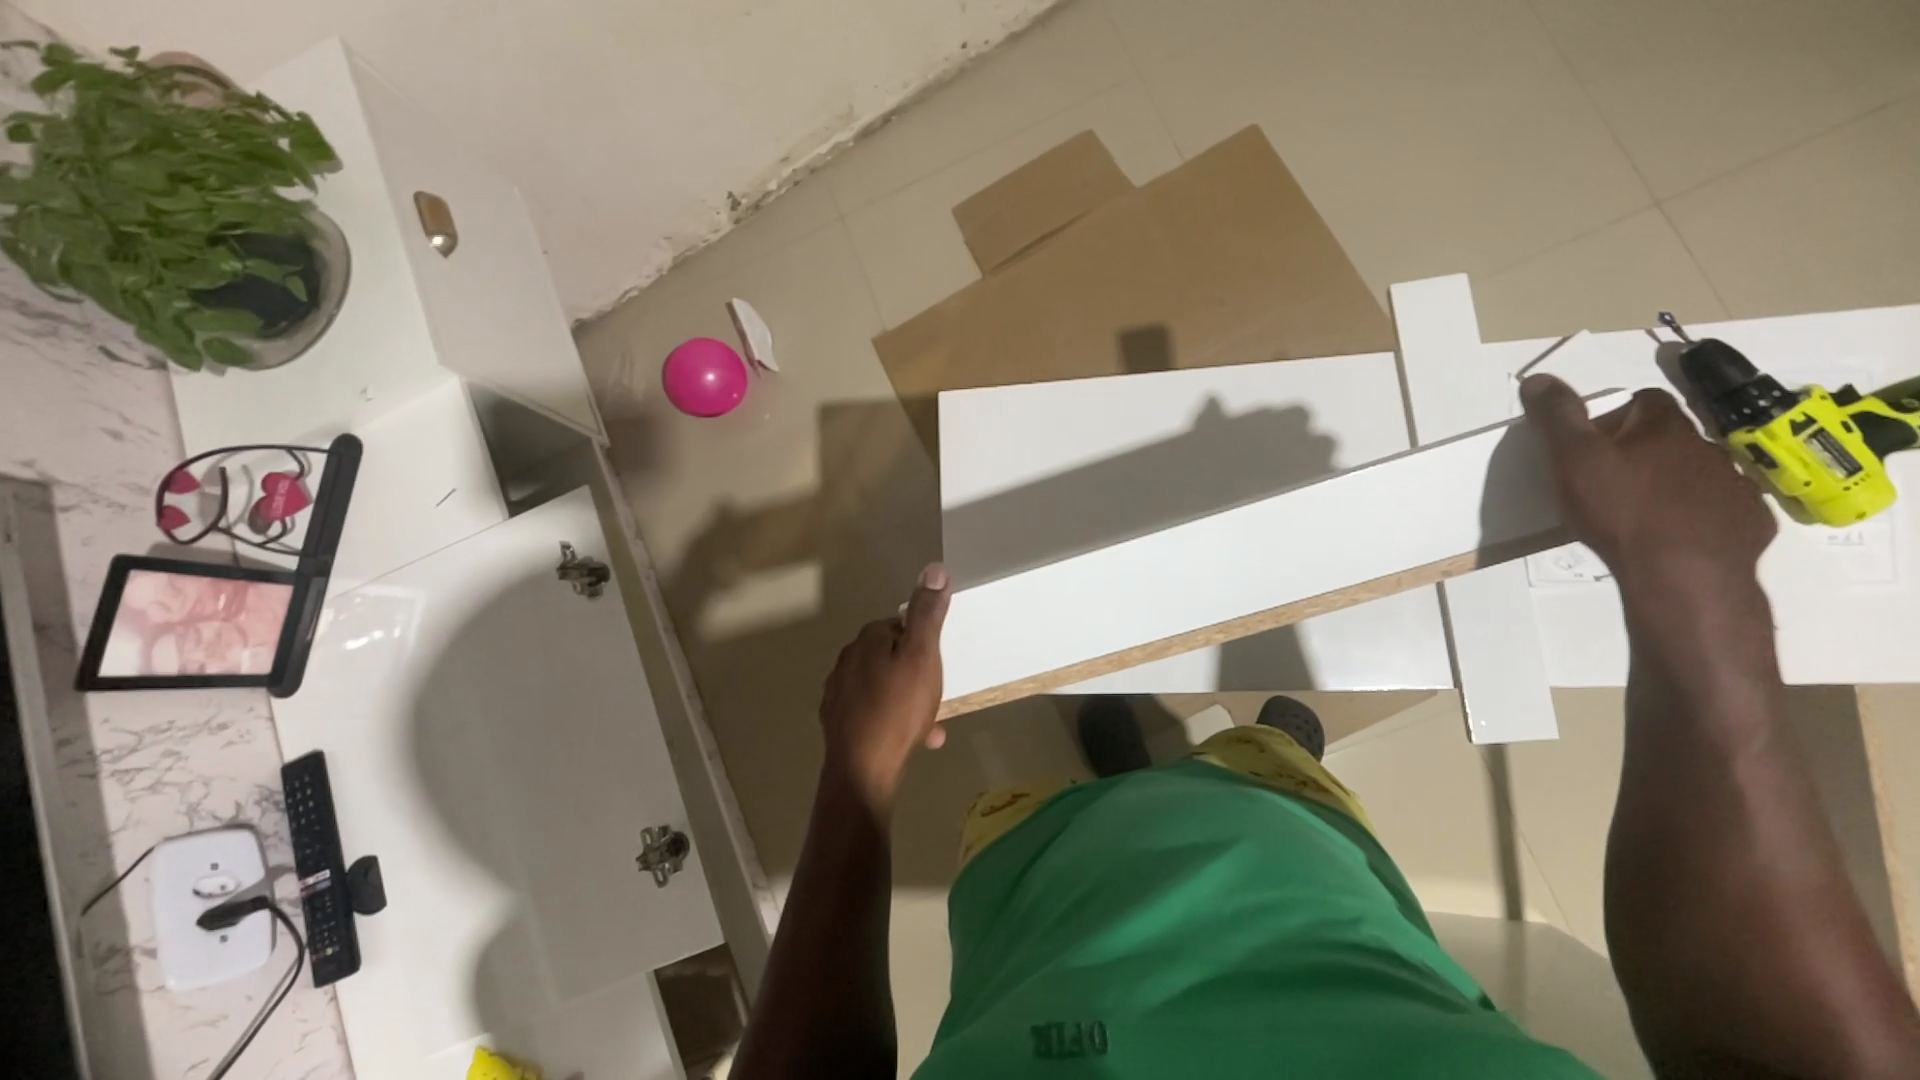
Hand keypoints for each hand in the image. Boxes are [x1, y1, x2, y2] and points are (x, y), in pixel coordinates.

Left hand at [818, 563, 950, 814]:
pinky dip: (891, 720)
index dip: (921, 642)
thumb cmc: (898, 709)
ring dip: (905, 699)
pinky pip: (872, 712)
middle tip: (935, 694)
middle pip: (888, 656)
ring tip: (928, 723)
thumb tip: (934, 568)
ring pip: (881, 687)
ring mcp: (838, 693)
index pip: (898, 625)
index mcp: (866, 640)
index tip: (937, 663)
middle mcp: (846, 660)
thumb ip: (927, 614)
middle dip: (913, 672)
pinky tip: (911, 740)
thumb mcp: (923, 657)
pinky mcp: (837, 722)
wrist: (863, 769)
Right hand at [1520, 375, 1775, 591]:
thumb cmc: (1620, 509)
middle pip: (1670, 437)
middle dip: (1644, 451)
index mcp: (1662, 427)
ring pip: (1697, 472)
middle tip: (1609, 481)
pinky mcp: (1746, 520)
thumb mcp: (1571, 458)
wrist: (1683, 571)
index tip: (1593, 443)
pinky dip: (1698, 515)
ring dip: (1672, 483)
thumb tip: (1538, 378)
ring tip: (1639, 512)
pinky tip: (1674, 536)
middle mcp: (1705, 446)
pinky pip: (1720, 508)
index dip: (1617, 416)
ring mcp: (1733, 484)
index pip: (1644, 400)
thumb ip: (1555, 416)